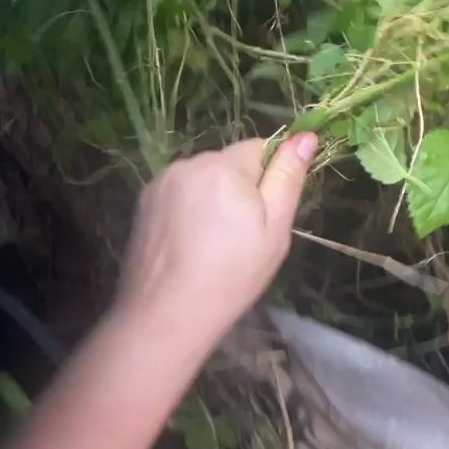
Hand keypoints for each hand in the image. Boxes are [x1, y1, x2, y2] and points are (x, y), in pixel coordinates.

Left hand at [113, 134, 317, 350]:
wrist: (166, 313)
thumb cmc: (231, 276)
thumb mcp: (274, 231)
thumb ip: (288, 178)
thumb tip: (305, 135)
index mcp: (223, 166)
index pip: (259, 148)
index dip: (270, 177)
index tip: (264, 216)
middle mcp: (187, 163)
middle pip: (228, 163)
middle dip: (239, 188)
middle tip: (240, 236)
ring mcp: (160, 182)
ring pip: (202, 179)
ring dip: (211, 198)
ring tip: (211, 243)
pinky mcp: (143, 202)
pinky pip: (178, 193)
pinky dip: (187, 210)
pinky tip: (187, 244)